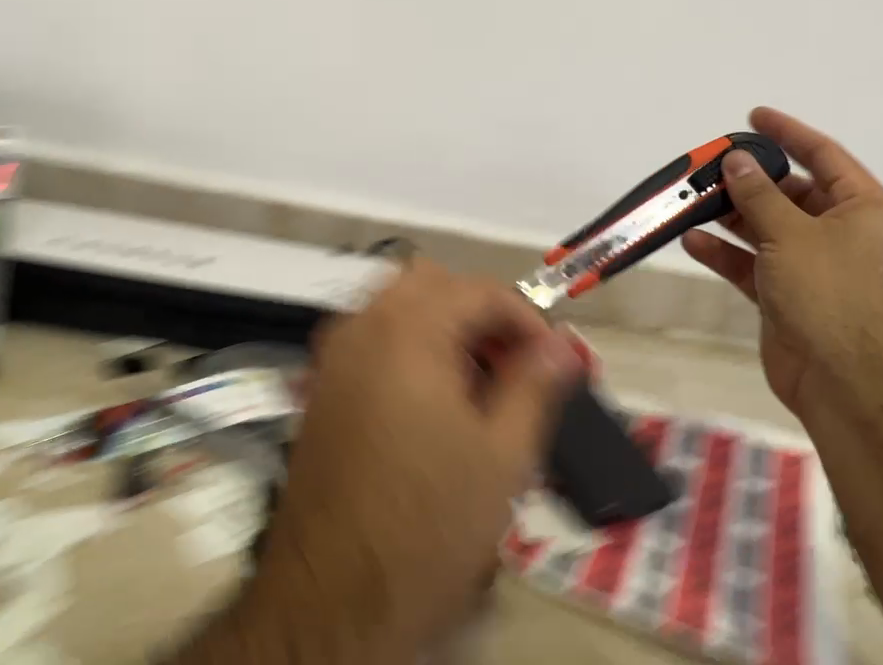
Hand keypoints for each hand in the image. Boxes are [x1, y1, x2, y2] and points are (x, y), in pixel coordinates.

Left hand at [249, 261, 581, 660]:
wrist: (332, 599)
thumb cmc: (427, 526)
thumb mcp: (502, 457)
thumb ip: (534, 386)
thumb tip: (561, 346)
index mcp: (407, 331)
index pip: (479, 291)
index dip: (527, 320)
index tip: (556, 364)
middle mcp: (362, 328)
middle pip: (430, 283)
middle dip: (479, 313)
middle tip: (514, 365)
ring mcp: (333, 358)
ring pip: (395, 306)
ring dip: (442, 326)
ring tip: (478, 384)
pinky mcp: (321, 390)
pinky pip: (370, 339)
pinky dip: (407, 347)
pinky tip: (433, 403)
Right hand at [682, 107, 882, 413]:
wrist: (851, 383)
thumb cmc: (833, 294)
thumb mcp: (794, 233)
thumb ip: (759, 194)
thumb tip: (736, 160)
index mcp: (862, 208)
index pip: (824, 155)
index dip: (788, 133)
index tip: (753, 116)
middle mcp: (841, 233)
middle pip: (790, 193)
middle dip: (749, 180)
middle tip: (707, 167)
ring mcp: (813, 268)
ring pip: (766, 229)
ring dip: (731, 215)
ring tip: (691, 199)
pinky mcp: (787, 298)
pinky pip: (752, 265)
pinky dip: (725, 253)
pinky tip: (692, 240)